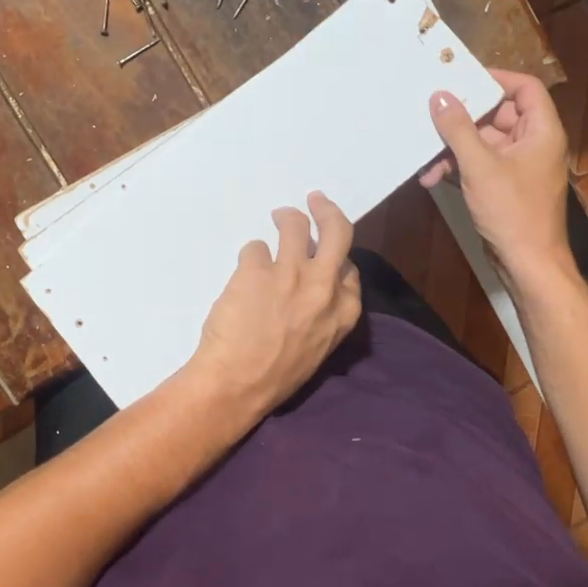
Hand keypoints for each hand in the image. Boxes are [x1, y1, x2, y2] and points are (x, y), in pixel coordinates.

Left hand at [186, 192, 361, 418]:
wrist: (237, 385)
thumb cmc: (276, 376)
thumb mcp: (318, 347)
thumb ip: (322, 313)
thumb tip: (311, 289)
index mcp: (344, 311)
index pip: (350, 268)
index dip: (337, 257)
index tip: (325, 249)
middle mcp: (323, 285)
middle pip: (336, 230)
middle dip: (327, 210)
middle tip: (315, 201)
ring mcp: (291, 273)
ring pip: (293, 225)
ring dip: (285, 218)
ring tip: (276, 219)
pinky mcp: (257, 267)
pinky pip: (255, 248)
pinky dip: (249, 259)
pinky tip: (241, 278)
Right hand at [420, 69, 572, 279]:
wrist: (528, 264)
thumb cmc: (512, 210)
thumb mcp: (480, 165)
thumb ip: (458, 128)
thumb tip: (439, 96)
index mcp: (541, 131)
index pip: (525, 88)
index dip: (496, 78)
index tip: (461, 77)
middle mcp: (533, 143)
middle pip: (497, 113)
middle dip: (462, 117)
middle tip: (431, 111)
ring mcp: (518, 165)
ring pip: (482, 140)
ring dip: (453, 146)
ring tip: (424, 155)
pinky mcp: (503, 185)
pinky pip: (478, 163)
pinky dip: (456, 166)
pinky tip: (430, 177)